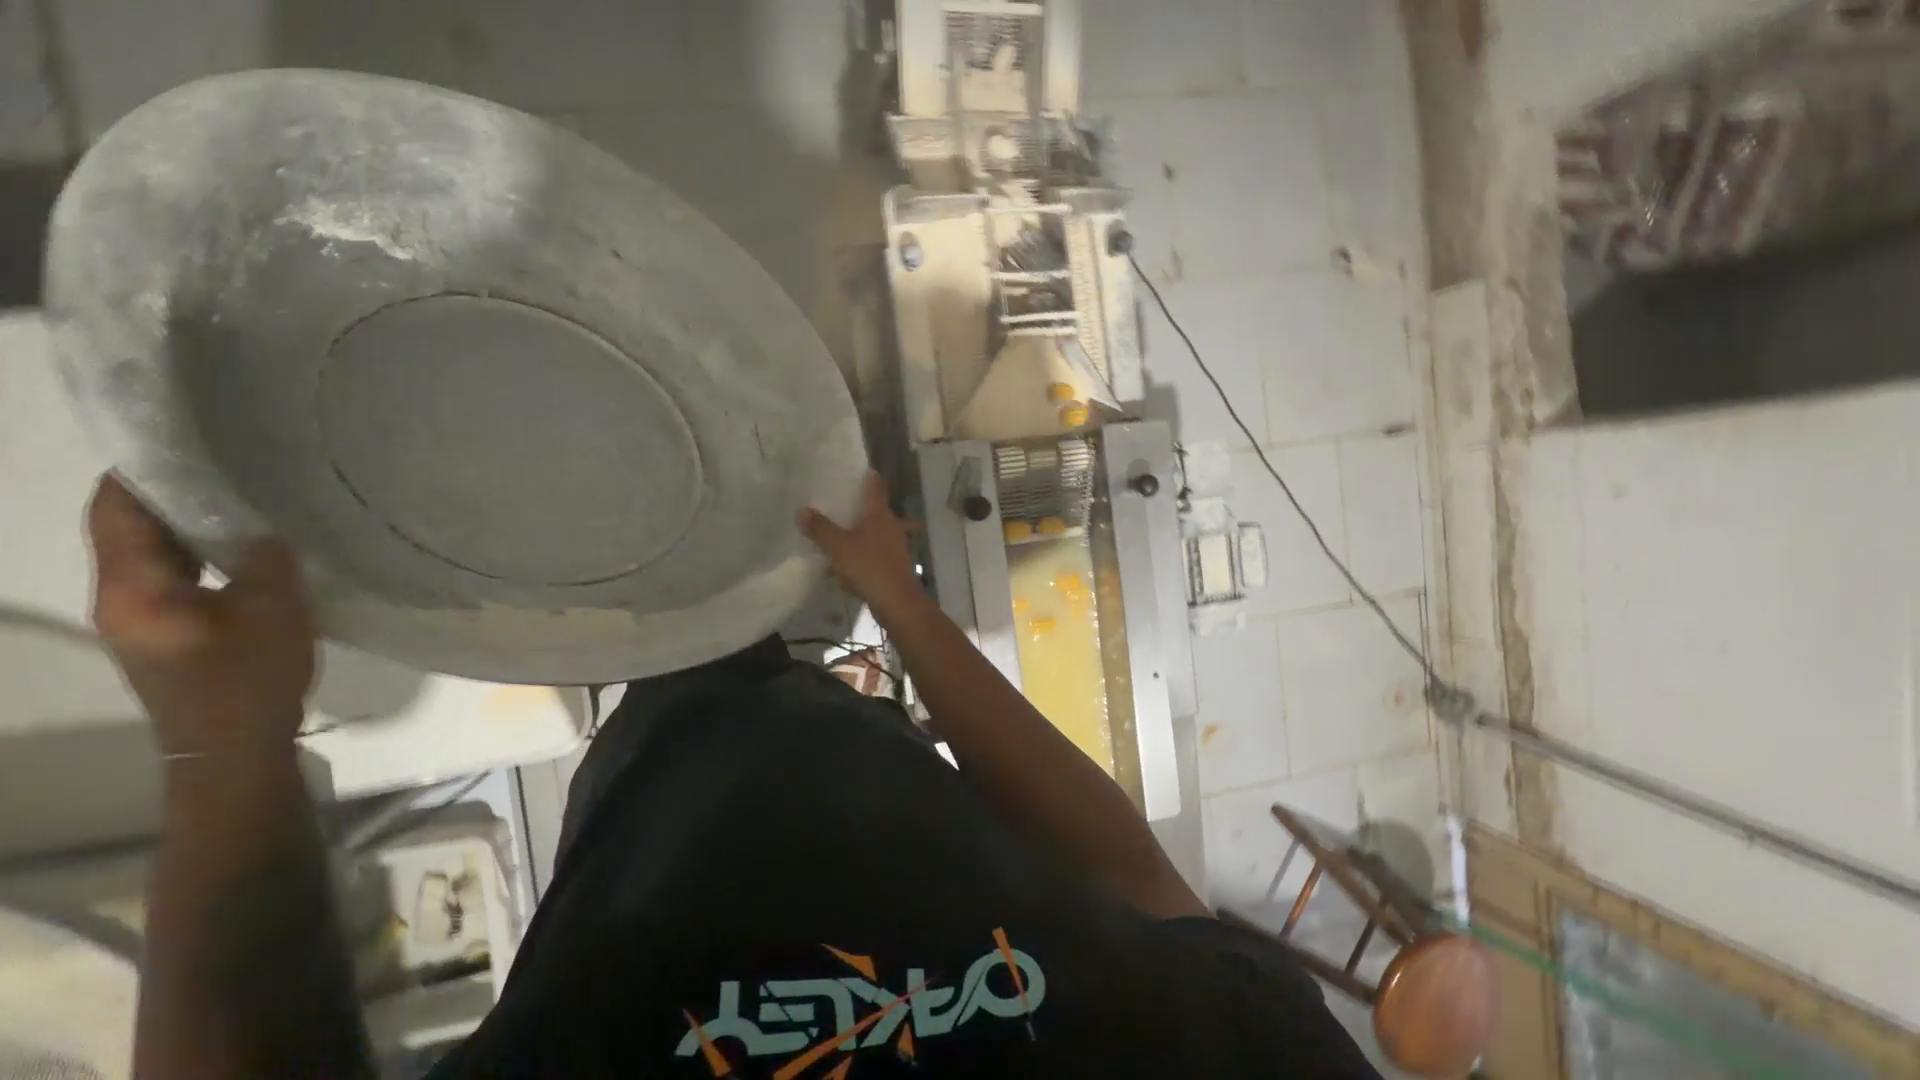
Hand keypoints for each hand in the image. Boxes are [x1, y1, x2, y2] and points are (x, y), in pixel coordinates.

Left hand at [86, 474, 316, 756]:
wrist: (233, 754)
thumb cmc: (245, 682)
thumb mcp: (271, 614)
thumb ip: (265, 563)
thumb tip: (265, 533)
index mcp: (132, 587)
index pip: (116, 510)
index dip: (141, 471)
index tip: (188, 441)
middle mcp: (122, 598)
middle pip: (132, 529)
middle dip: (175, 495)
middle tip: (234, 467)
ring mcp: (143, 620)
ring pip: (158, 555)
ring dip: (194, 528)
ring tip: (249, 504)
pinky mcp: (170, 635)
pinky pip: (179, 579)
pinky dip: (206, 557)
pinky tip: (251, 554)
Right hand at [798, 472, 925, 620]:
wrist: (898, 603)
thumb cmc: (870, 568)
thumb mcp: (839, 548)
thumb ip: (821, 529)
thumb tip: (802, 510)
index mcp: (880, 514)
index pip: (875, 485)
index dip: (865, 474)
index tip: (851, 469)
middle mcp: (891, 525)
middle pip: (873, 508)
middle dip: (855, 504)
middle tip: (833, 500)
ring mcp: (894, 545)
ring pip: (872, 531)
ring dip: (855, 531)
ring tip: (832, 531)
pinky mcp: (893, 564)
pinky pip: (872, 552)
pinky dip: (858, 553)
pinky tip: (841, 565)